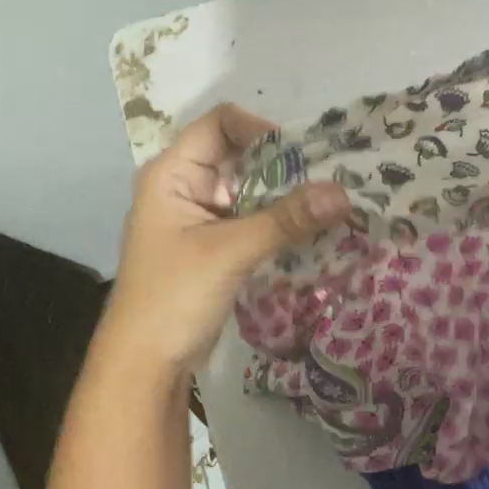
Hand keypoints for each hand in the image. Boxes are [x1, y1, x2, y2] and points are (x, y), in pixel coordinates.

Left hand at [101, 104, 350, 369]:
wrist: (146, 363)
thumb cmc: (174, 296)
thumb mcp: (231, 252)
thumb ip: (286, 220)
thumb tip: (343, 192)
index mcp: (173, 174)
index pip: (220, 125)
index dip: (262, 129)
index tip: (307, 152)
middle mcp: (186, 190)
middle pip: (241, 159)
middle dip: (287, 166)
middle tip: (336, 175)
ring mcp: (201, 222)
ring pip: (252, 195)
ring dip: (288, 199)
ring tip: (335, 204)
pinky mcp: (217, 251)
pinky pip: (254, 226)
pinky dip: (281, 227)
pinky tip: (316, 234)